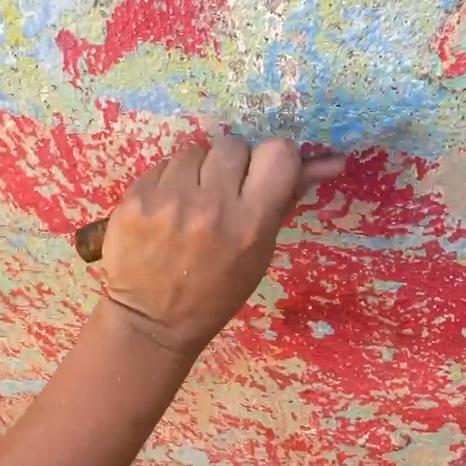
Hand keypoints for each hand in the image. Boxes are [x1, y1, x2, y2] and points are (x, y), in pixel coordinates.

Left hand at [99, 136, 345, 354]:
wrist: (150, 320)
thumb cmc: (216, 290)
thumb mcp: (260, 252)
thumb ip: (285, 200)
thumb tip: (329, 160)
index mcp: (250, 224)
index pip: (279, 153)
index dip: (274, 159)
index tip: (263, 175)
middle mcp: (211, 206)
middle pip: (234, 145)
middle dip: (233, 164)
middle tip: (224, 192)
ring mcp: (169, 200)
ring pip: (196, 149)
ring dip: (199, 169)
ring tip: (192, 201)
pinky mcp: (137, 197)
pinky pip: (165, 164)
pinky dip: (170, 179)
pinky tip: (167, 208)